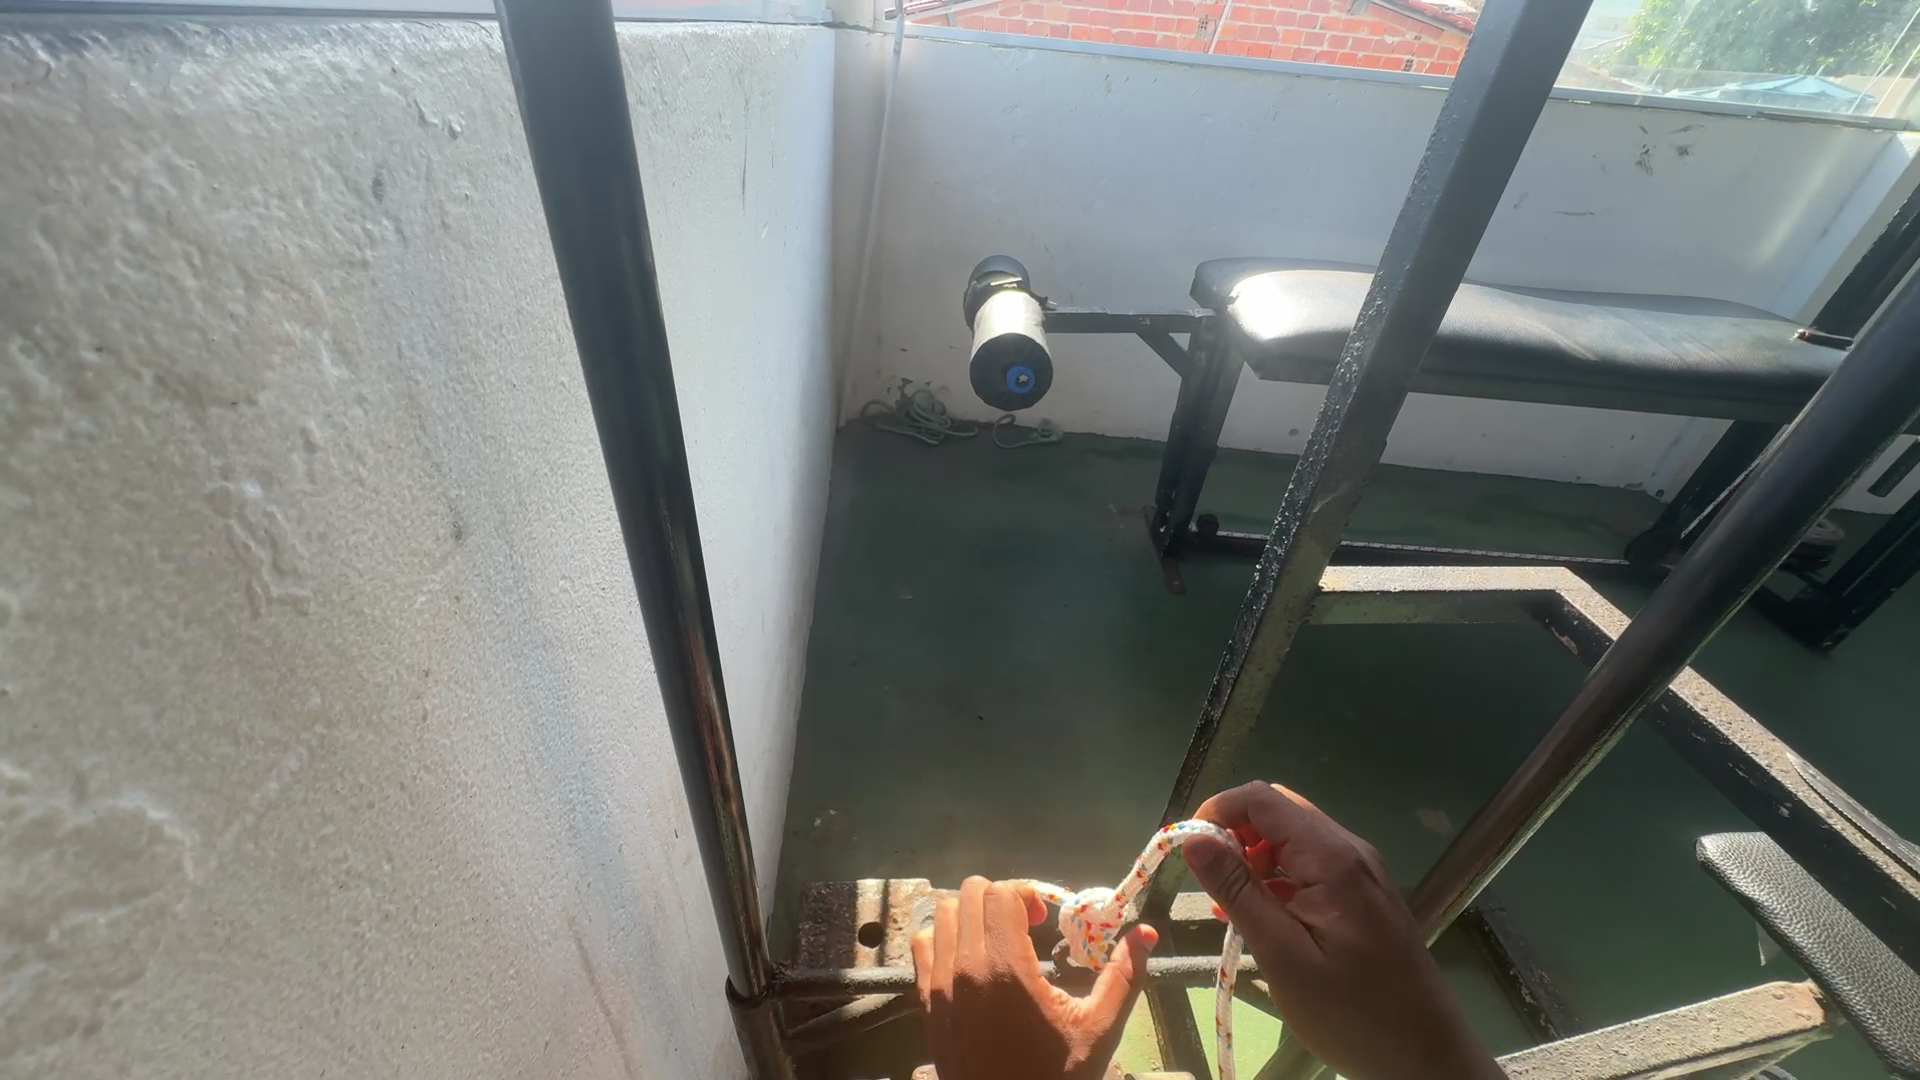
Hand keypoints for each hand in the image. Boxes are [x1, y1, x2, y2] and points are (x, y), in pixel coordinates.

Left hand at [911, 876, 1159, 1079]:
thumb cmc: (1057, 1077)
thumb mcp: (1097, 1031)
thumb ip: (1124, 976)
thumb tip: (1146, 932)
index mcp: (1005, 968)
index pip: (1002, 892)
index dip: (1027, 893)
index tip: (1044, 917)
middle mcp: (965, 968)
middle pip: (971, 893)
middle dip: (1001, 898)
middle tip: (1026, 925)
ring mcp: (938, 984)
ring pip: (943, 912)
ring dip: (971, 914)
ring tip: (998, 939)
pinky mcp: (923, 1001)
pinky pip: (922, 944)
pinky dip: (943, 937)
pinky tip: (968, 958)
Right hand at [1185, 782, 1502, 1079]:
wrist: (1431, 1066)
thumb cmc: (1354, 1015)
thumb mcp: (1282, 955)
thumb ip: (1237, 891)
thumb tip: (1193, 840)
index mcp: (1331, 857)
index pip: (1261, 799)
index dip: (1218, 811)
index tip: (1191, 850)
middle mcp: (1350, 849)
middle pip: (1278, 810)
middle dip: (1234, 833)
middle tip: (1211, 879)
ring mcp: (1362, 870)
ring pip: (1292, 835)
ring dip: (1254, 856)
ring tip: (1233, 906)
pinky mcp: (1366, 893)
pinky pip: (1311, 862)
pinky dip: (1278, 875)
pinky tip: (1266, 915)